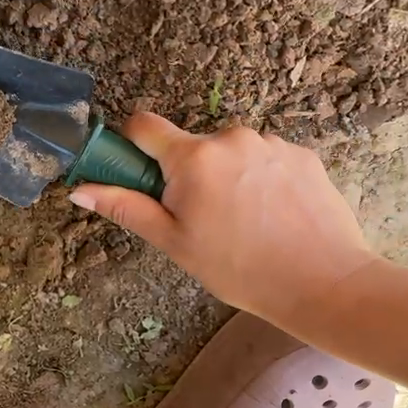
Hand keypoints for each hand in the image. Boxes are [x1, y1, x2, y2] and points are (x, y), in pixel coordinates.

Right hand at [68, 113, 377, 328]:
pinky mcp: (302, 154)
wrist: (327, 284)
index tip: (140, 174)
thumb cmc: (239, 267)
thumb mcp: (172, 241)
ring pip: (228, 152)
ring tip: (242, 220)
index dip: (133, 144)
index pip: (143, 124)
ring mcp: (270, 143)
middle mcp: (230, 138)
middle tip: (199, 216)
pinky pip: (263, 157)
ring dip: (225, 174)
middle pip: (189, 145)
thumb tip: (79, 190)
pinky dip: (259, 178)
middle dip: (186, 172)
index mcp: (192, 158)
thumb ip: (125, 207)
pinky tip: (272, 214)